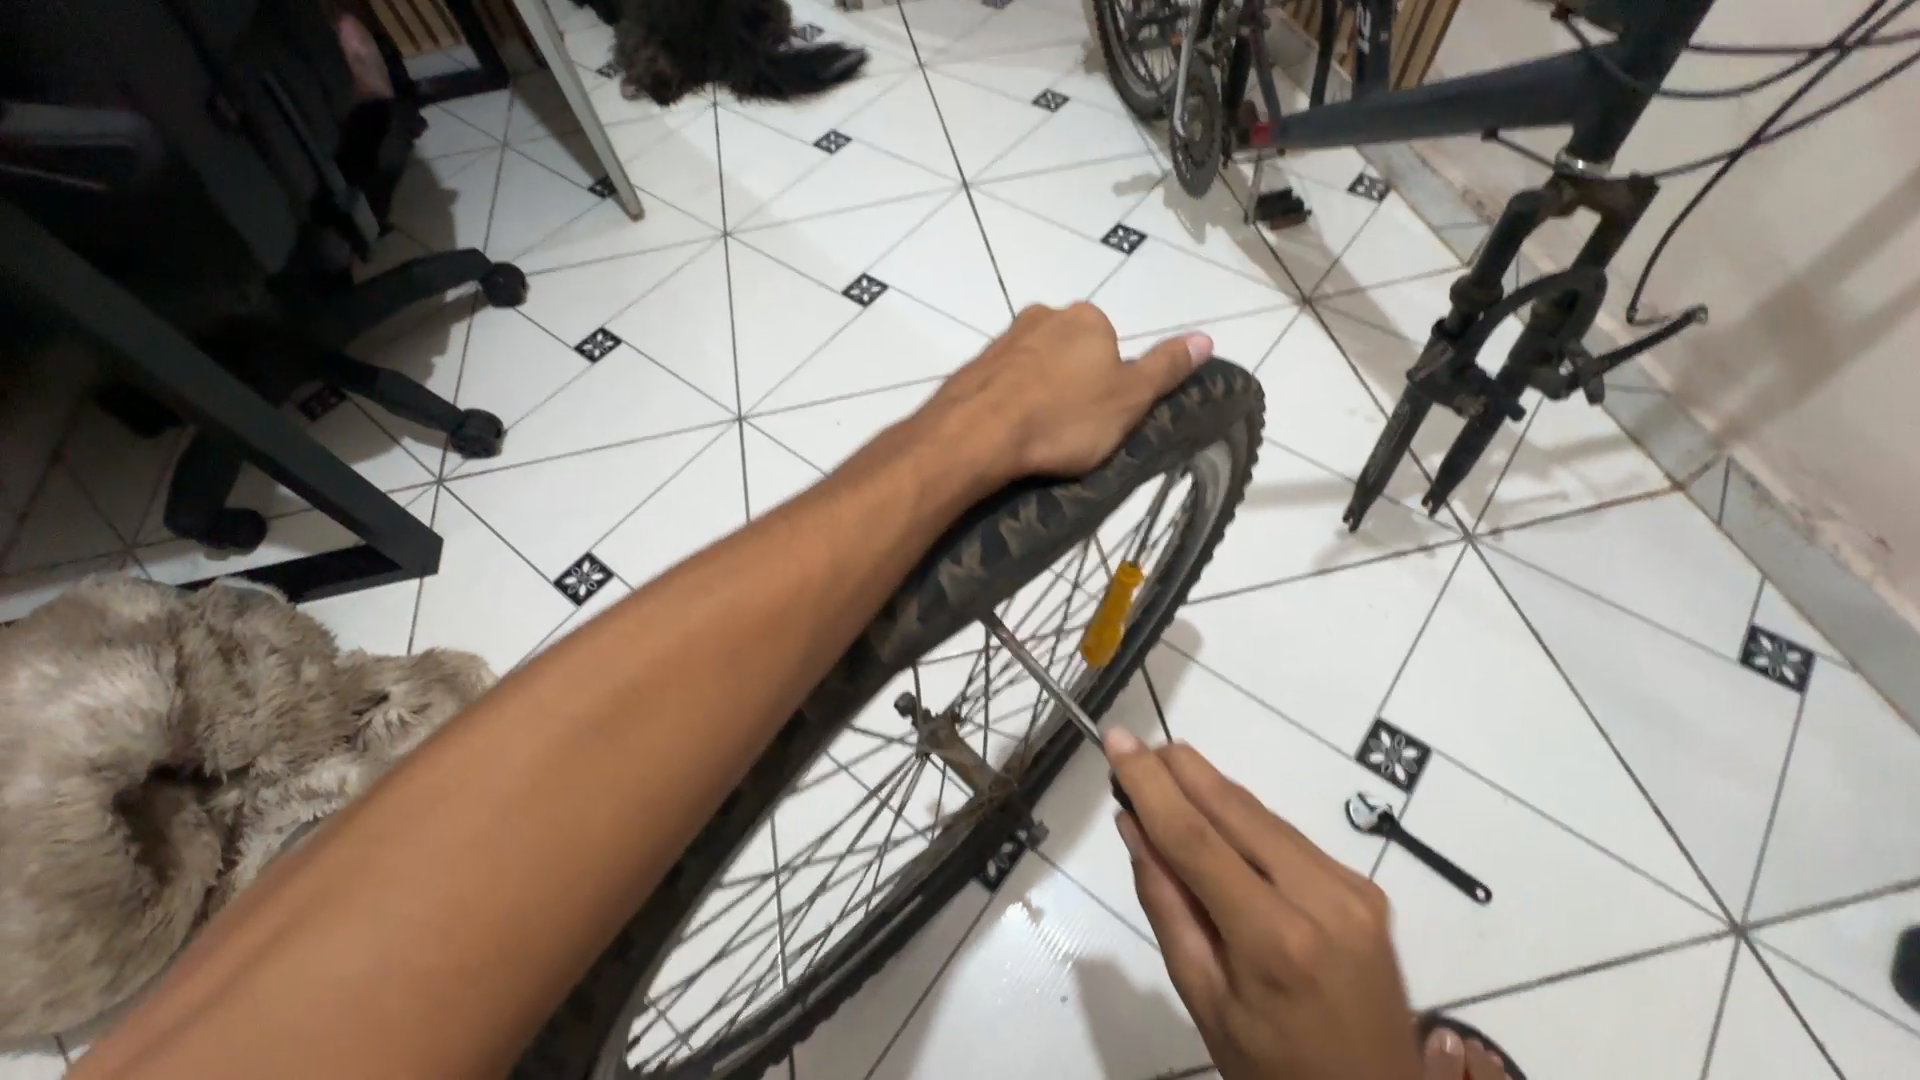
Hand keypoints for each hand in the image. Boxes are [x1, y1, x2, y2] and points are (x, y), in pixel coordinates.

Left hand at [920, 303, 1211, 478]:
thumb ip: (1166, 368)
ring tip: (1037, 437)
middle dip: (1073, 386)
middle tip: (1070, 432)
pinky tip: (1008, 433)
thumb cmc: (1064, 419)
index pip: (1111, 348)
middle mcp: (1044, 316)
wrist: (976, 435)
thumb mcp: (1131, 399)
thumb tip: (1205, 337)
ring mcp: (1003, 339)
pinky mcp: (973, 366)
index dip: (1111, 387)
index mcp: (1088, 318)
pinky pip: (1003, 384)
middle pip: (1071, 353)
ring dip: (1040, 395)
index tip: (1101, 420)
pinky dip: (1010, 404)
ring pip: (1035, 367)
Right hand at [1106, 730, 1421, 1079]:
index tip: (1117, 741)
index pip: (1195, 837)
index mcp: (1275, 940)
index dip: (1149, 783)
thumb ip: (1167, 905)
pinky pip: (1288, 838)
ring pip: (1262, 816)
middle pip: (1234, 809)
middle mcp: (1322, 898)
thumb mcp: (1203, 998)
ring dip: (1209, 790)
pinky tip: (1215, 822)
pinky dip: (1243, 820)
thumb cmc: (1271, 1069)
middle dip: (1180, 769)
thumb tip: (1135, 826)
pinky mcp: (1365, 888)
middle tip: (1134, 746)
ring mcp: (1352, 889)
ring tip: (1163, 778)